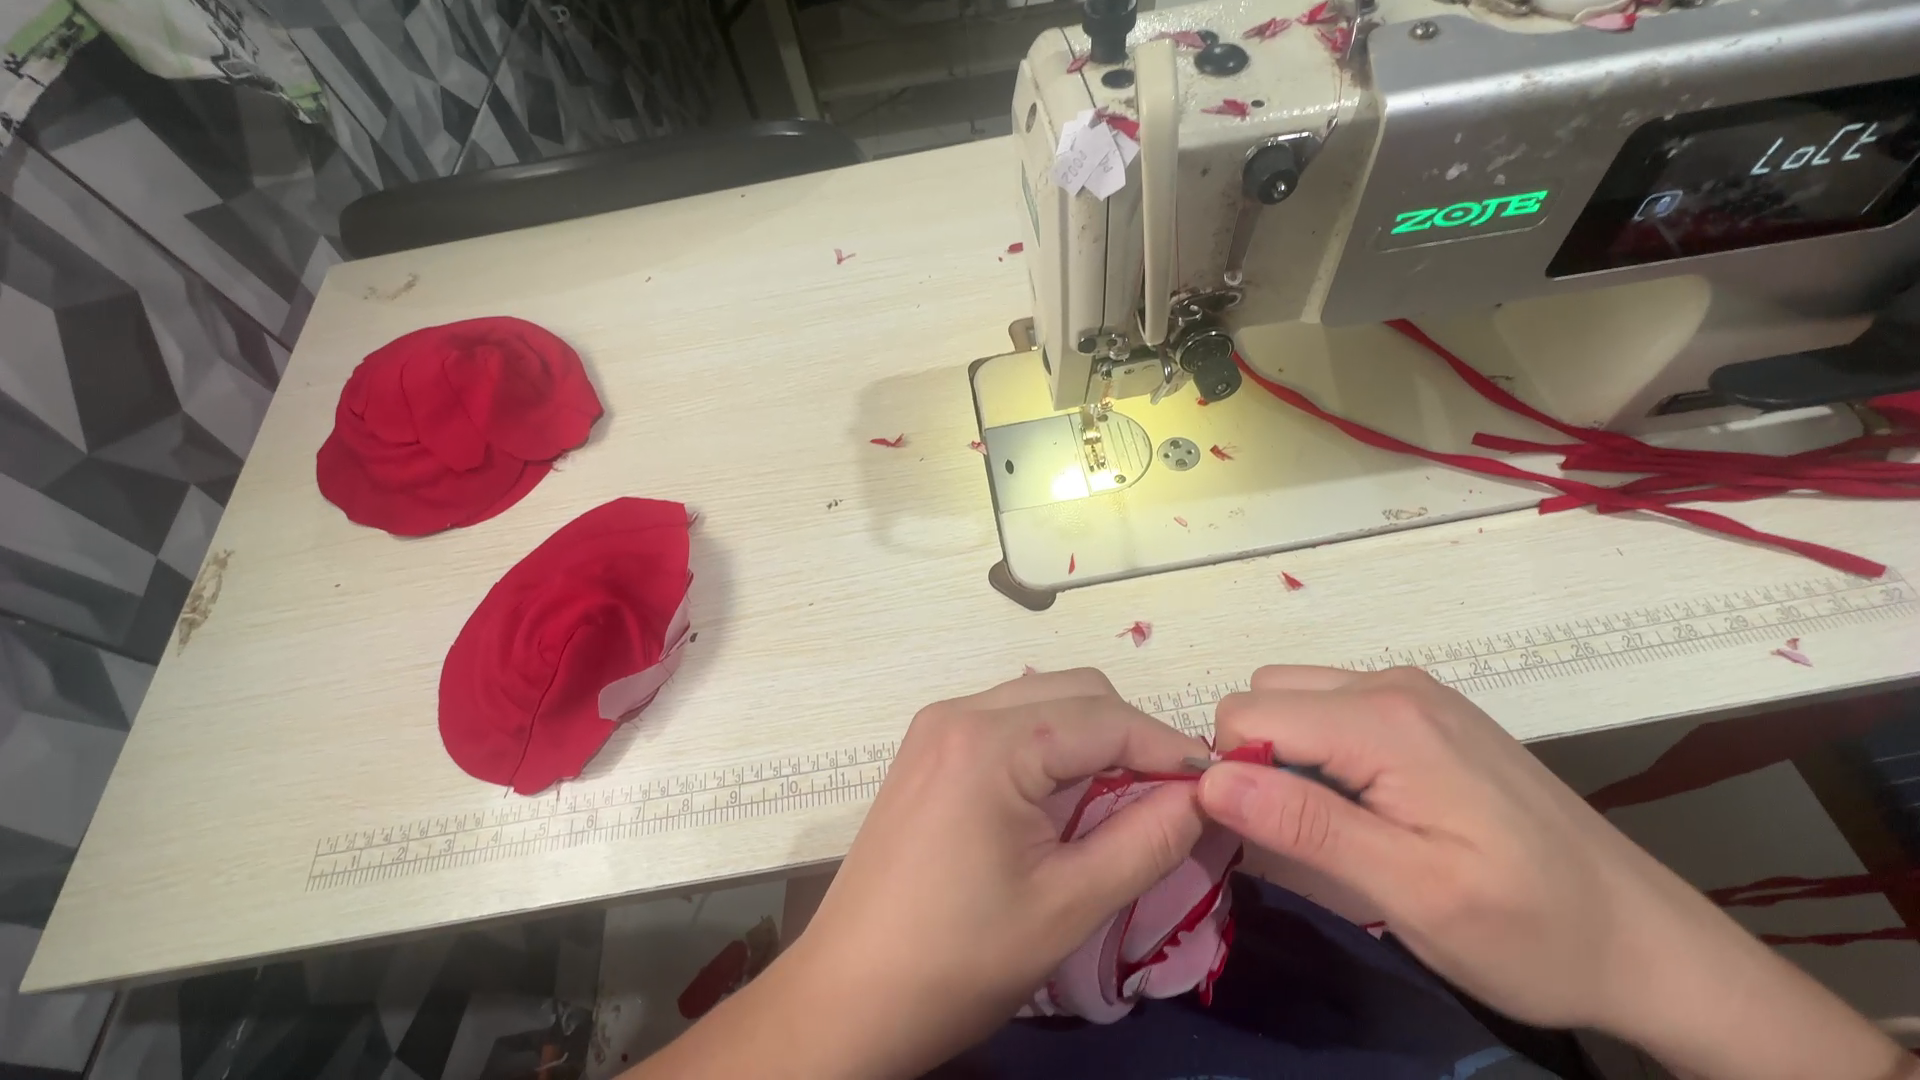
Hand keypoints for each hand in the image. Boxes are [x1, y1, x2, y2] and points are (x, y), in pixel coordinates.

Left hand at [633, 669, 1207, 1079]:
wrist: (849, 996)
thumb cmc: (959, 958)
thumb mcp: (1069, 905)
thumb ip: (1148, 840)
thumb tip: (1206, 796)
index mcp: (993, 741)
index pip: (1108, 717)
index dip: (1170, 747)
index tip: (1218, 786)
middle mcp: (961, 712)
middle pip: (1076, 693)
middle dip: (1132, 737)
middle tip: (1170, 798)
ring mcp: (937, 727)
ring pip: (1043, 701)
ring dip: (1092, 739)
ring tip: (1122, 801)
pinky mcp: (928, 750)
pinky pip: (1009, 722)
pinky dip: (1051, 746)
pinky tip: (1063, 798)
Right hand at [1196, 665, 1905, 1079]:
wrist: (1648, 944)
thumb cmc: (1531, 932)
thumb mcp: (1413, 894)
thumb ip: (1307, 827)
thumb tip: (1208, 781)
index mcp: (1385, 721)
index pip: (1245, 716)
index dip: (1233, 777)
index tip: (1266, 840)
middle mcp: (1392, 685)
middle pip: (1264, 698)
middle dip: (1255, 762)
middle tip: (1304, 838)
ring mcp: (1414, 694)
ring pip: (1293, 698)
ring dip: (1286, 756)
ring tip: (1337, 826)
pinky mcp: (1428, 713)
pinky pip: (1332, 708)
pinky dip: (1320, 750)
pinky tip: (1367, 806)